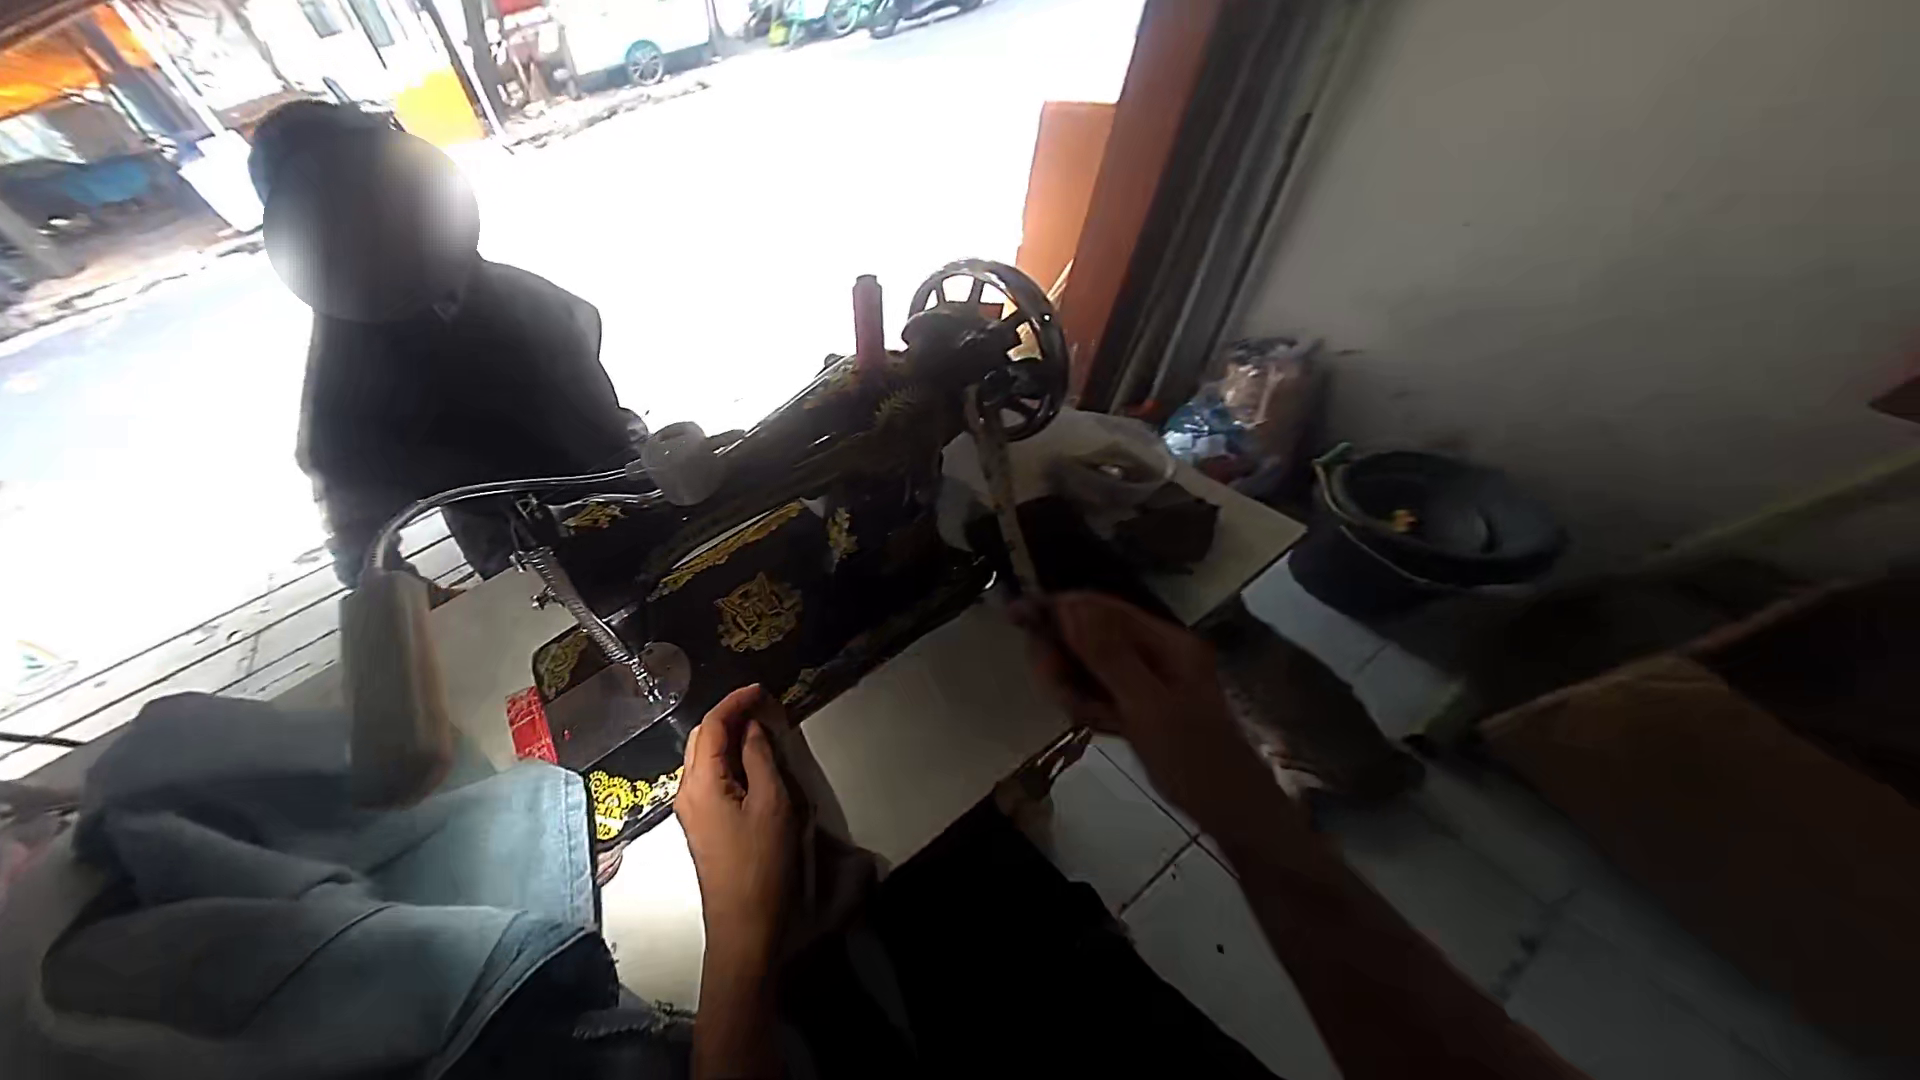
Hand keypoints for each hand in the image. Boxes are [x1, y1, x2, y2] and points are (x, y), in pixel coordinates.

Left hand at [675, 685, 795, 960]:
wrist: (744, 926)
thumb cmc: (761, 863)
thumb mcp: (772, 803)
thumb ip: (760, 757)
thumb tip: (753, 727)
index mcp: (701, 784)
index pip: (712, 726)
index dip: (735, 702)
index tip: (760, 688)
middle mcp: (687, 792)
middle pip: (702, 738)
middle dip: (729, 714)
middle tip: (763, 703)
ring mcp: (691, 810)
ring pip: (704, 756)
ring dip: (729, 734)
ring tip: (761, 724)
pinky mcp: (702, 823)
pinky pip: (710, 775)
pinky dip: (729, 756)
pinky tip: (751, 758)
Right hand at [1016, 592, 1291, 838]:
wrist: (1233, 814)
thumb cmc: (1195, 759)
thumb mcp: (1148, 705)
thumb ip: (1109, 655)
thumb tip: (1072, 607)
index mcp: (1166, 642)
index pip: (1103, 608)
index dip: (1061, 608)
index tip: (1019, 616)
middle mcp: (1155, 652)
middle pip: (1092, 636)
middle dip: (1066, 658)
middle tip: (1053, 685)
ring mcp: (1147, 679)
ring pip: (1090, 667)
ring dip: (1076, 688)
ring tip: (1086, 717)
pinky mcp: (1138, 704)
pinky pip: (1099, 692)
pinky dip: (1090, 706)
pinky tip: (1098, 724)